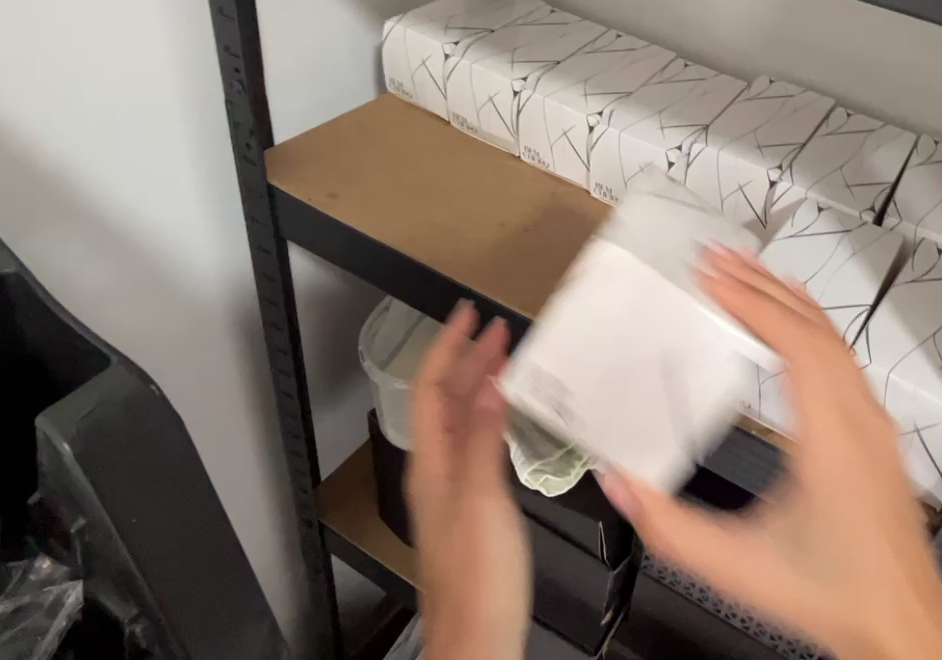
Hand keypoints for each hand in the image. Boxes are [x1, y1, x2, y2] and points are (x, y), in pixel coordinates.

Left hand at [407, 303, 529, 659]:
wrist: (478, 638)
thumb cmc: (478, 577)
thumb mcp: (482, 499)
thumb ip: (483, 439)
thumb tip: (487, 385)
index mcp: (433, 464)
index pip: (430, 390)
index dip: (447, 347)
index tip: (468, 314)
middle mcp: (438, 470)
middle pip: (447, 401)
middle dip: (468, 359)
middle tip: (498, 329)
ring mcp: (455, 487)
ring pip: (464, 419)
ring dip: (480, 384)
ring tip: (505, 359)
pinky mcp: (475, 503)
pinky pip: (479, 441)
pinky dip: (494, 414)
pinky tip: (511, 415)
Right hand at [599, 249, 941, 659]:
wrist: (903, 622)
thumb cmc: (836, 593)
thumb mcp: (738, 567)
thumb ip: (670, 528)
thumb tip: (622, 484)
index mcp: (830, 438)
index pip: (794, 341)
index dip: (750, 301)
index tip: (713, 276)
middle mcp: (858, 417)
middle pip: (812, 325)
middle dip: (760, 284)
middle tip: (717, 258)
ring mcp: (873, 420)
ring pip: (832, 335)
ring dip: (786, 297)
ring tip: (746, 270)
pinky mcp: (875, 429)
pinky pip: (843, 353)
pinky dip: (811, 321)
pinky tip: (795, 312)